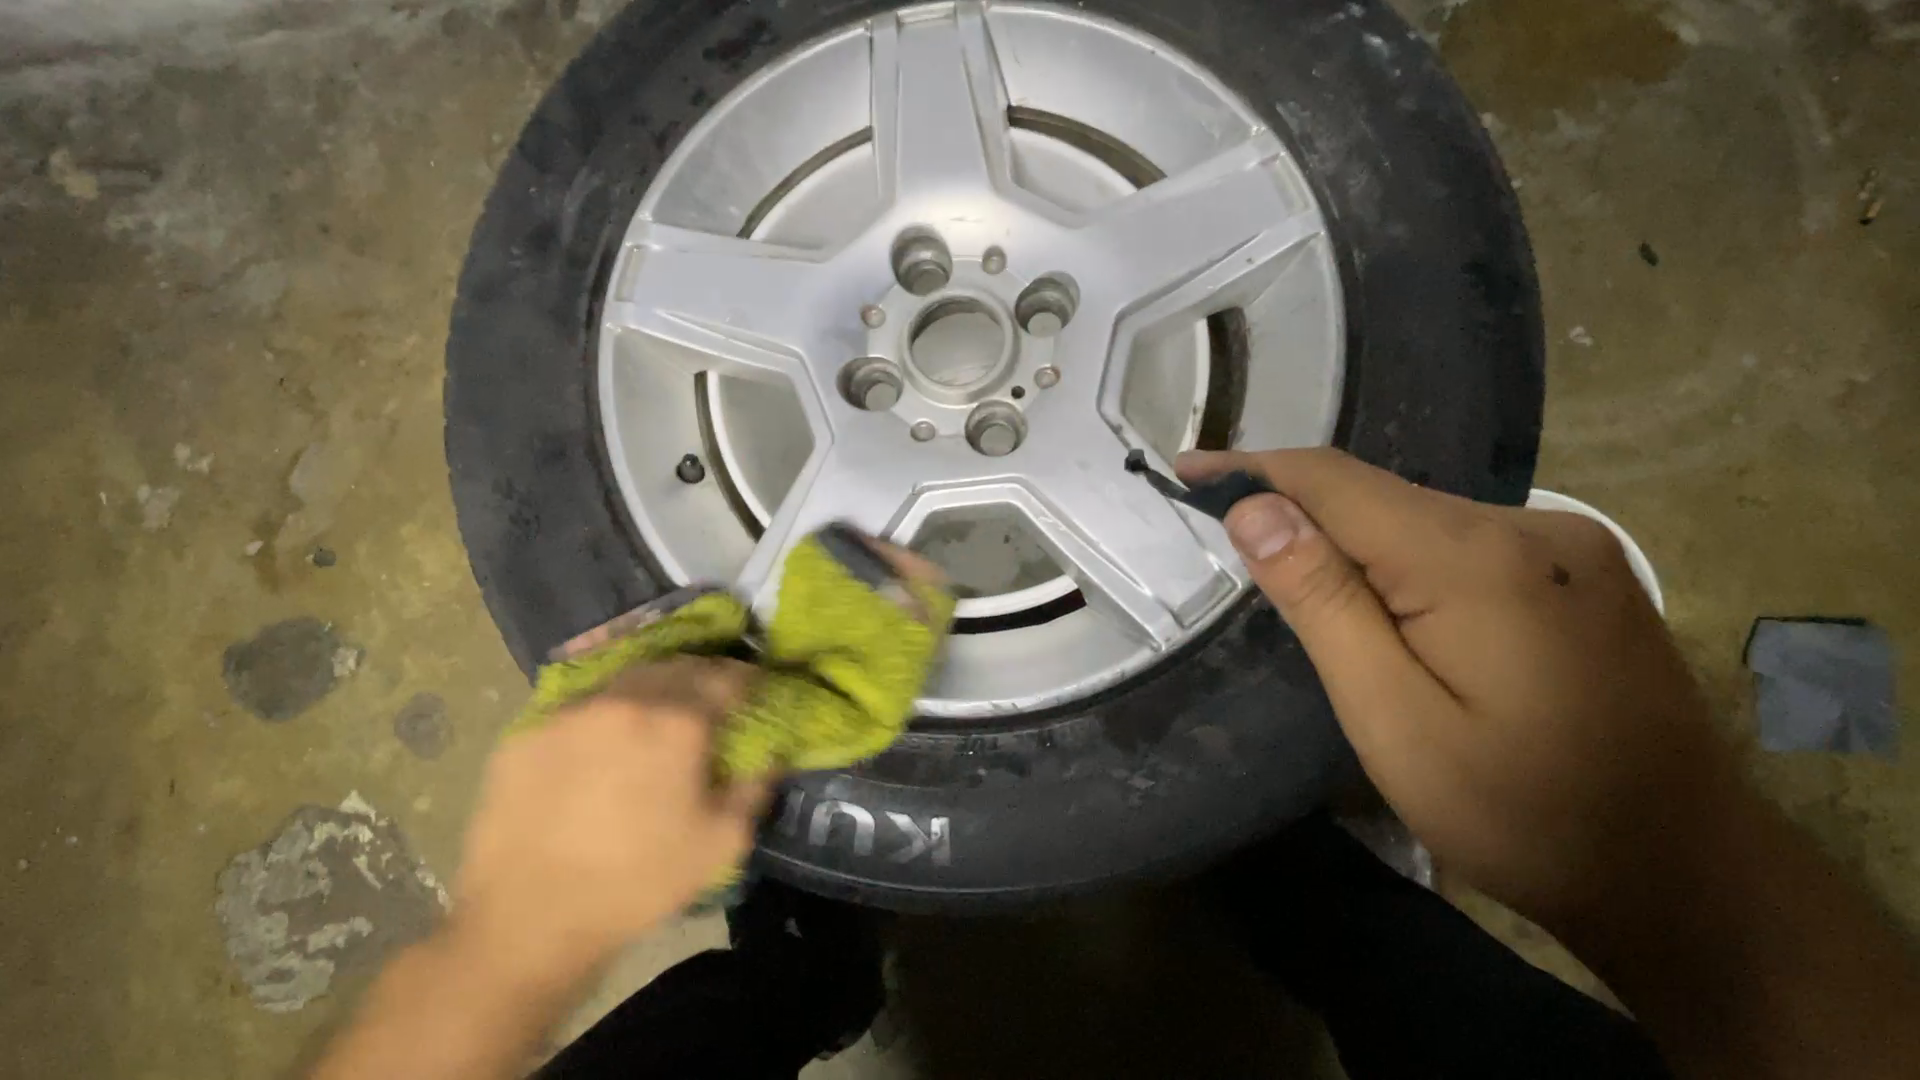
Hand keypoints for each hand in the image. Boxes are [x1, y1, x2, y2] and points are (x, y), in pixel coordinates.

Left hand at [450, 657, 769, 989]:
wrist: (528, 921)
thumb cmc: (638, 882)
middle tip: (712, 700)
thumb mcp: (722, 843)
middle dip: (702, 677)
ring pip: (625, 679)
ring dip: (653, 689)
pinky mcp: (527, 732)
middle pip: (676, 667)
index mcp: (678, 722)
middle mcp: (625, 700)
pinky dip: (605, 714)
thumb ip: (756, 787)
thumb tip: (771, 753)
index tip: (756, 690)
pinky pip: (581, 707)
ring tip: (658, 715)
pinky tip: (603, 745)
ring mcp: (570, 712)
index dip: (748, 680)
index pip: (727, 676)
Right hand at [1178, 448, 1739, 926]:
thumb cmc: (1520, 813)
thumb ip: (1324, 603)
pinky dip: (1400, 555)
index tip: (1185, 473)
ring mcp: (1569, 547)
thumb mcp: (1393, 719)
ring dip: (1347, 535)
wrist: (1687, 877)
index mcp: (1475, 558)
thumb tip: (1257, 511)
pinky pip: (1461, 541)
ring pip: (1419, 516)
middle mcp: (1530, 528)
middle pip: (1378, 493)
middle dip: (1295, 506)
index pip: (1335, 481)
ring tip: (1290, 573)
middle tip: (1222, 532)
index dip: (1253, 470)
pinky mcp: (1584, 575)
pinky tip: (1384, 601)